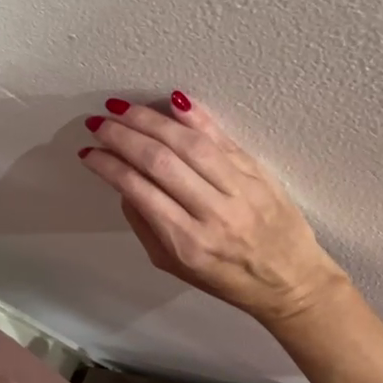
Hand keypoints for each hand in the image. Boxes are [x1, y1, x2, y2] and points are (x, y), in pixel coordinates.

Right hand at [79, 94, 348, 325]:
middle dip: (123, 136)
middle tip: (99, 122)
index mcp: (188, 243)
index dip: (108, 165)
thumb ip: (145, 225)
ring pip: (189, 144)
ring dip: (151, 121)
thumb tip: (124, 183)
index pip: (138, 190)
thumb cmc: (228, 279)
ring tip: (125, 108)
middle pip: (159, 161)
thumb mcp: (173, 265)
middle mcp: (213, 214)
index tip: (89, 151)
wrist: (292, 282)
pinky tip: (174, 101)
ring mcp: (239, 190)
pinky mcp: (258, 173)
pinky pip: (222, 139)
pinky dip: (197, 118)